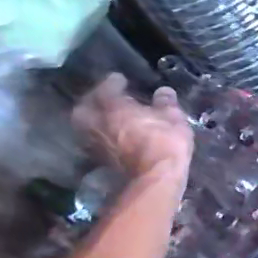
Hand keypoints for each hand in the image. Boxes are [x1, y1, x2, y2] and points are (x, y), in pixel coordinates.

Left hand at [71, 74, 193, 179]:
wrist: (156, 178)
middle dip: (92, 100)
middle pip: (84, 108)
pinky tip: (111, 135)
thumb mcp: (173, 117)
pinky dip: (99, 135)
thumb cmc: (165, 142)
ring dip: (92, 119)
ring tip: (106, 117)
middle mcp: (98, 123)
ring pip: (85, 126)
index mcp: (114, 107)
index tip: (120, 79)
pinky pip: (94, 141)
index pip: (106, 88)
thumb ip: (165, 102)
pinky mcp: (102, 160)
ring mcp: (97, 143)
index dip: (113, 82)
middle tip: (104, 98)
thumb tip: (162, 91)